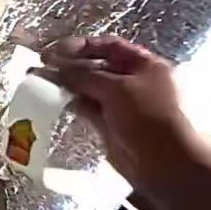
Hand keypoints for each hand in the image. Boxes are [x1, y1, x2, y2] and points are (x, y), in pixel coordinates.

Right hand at [43, 35, 210, 188]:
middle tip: (43, 66)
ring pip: (91, 89)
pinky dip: (75, 103)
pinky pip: (90, 108)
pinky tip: (55, 100)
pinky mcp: (113, 125)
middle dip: (72, 65)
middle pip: (98, 67)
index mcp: (145, 64)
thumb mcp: (116, 88)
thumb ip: (84, 75)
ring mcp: (123, 104)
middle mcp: (134, 81)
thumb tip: (56, 68)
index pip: (110, 46)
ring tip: (43, 82)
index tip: (56, 49)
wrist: (167, 163)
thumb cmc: (149, 116)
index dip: (83, 45)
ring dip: (69, 85)